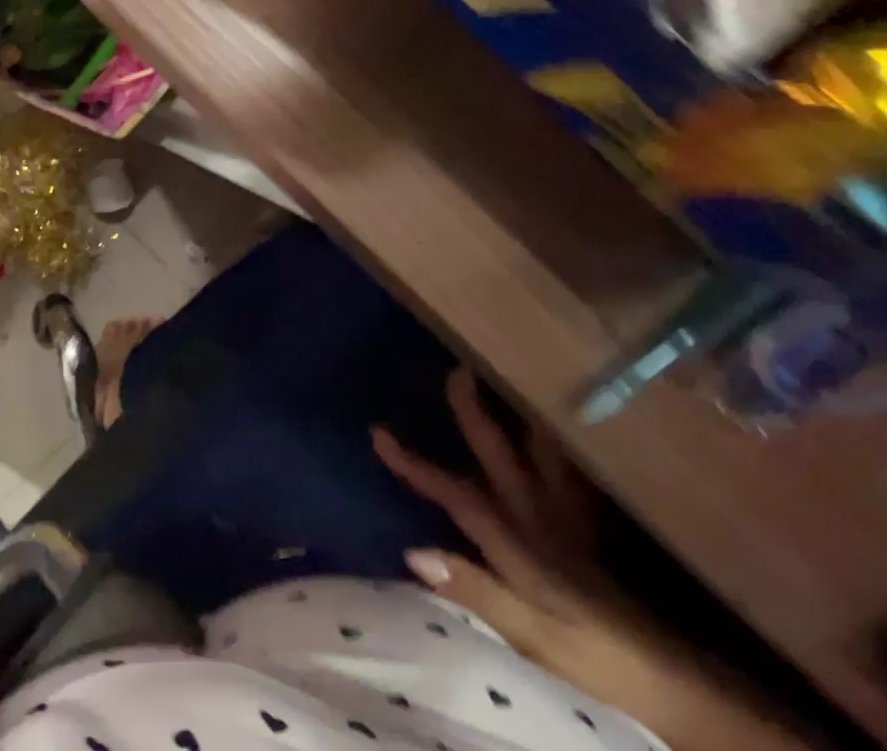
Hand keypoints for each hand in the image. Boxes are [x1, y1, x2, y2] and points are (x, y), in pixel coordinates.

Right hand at [374, 370, 809, 750]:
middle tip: (460, 370)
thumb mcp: (531, 634)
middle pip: (505, 461)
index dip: (417, 466)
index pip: (459, 496)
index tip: (379, 433)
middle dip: (479, 417)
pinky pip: (571, 485)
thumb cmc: (600, 662)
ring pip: (545, 464)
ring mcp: (570, 532)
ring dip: (526, 425)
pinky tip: (558, 448)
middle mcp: (545, 527)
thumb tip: (412, 551)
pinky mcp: (588, 544)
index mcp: (523, 547)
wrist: (680, 688)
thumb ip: (476, 591)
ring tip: (519, 389)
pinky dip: (560, 456)